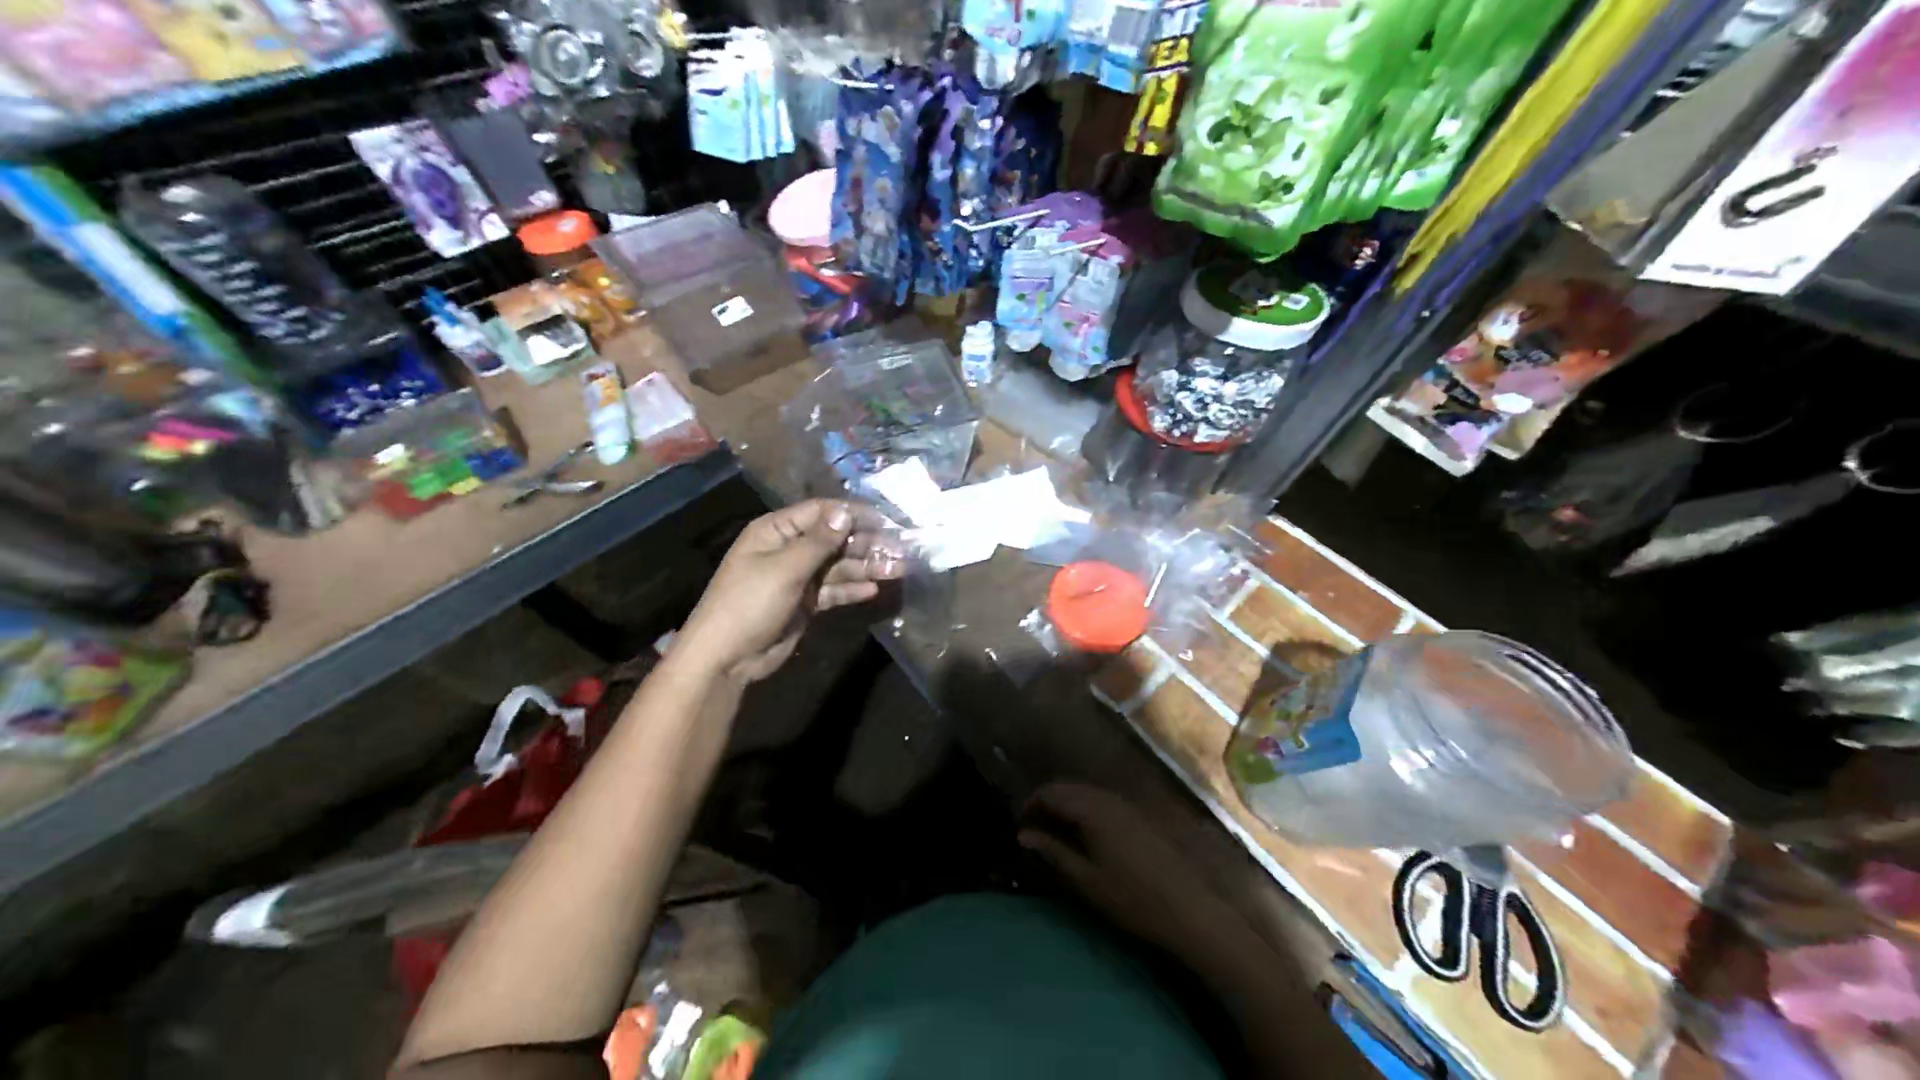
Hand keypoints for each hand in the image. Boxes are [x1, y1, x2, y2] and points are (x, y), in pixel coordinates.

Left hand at [676, 499, 902, 682]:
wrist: (726, 656)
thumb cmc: (750, 603)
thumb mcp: (785, 568)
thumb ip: (819, 541)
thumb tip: (846, 512)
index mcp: (776, 531)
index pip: (820, 512)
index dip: (853, 515)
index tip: (886, 521)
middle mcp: (788, 549)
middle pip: (834, 539)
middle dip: (866, 544)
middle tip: (900, 550)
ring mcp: (797, 577)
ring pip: (837, 566)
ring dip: (865, 567)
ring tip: (897, 570)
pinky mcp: (805, 602)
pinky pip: (833, 589)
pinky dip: (851, 589)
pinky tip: (874, 590)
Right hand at [1019, 782, 1236, 957]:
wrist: (1188, 910)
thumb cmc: (1131, 898)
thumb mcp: (1085, 879)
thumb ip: (1053, 851)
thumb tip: (1023, 835)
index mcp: (1093, 809)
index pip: (1051, 792)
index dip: (1030, 805)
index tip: (1019, 827)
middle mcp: (1109, 798)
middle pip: (1068, 787)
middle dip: (1046, 802)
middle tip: (1032, 830)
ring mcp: (1127, 805)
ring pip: (1086, 793)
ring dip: (1065, 805)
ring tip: (1053, 834)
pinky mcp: (1139, 816)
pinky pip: (1102, 801)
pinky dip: (1084, 810)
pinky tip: (1083, 835)